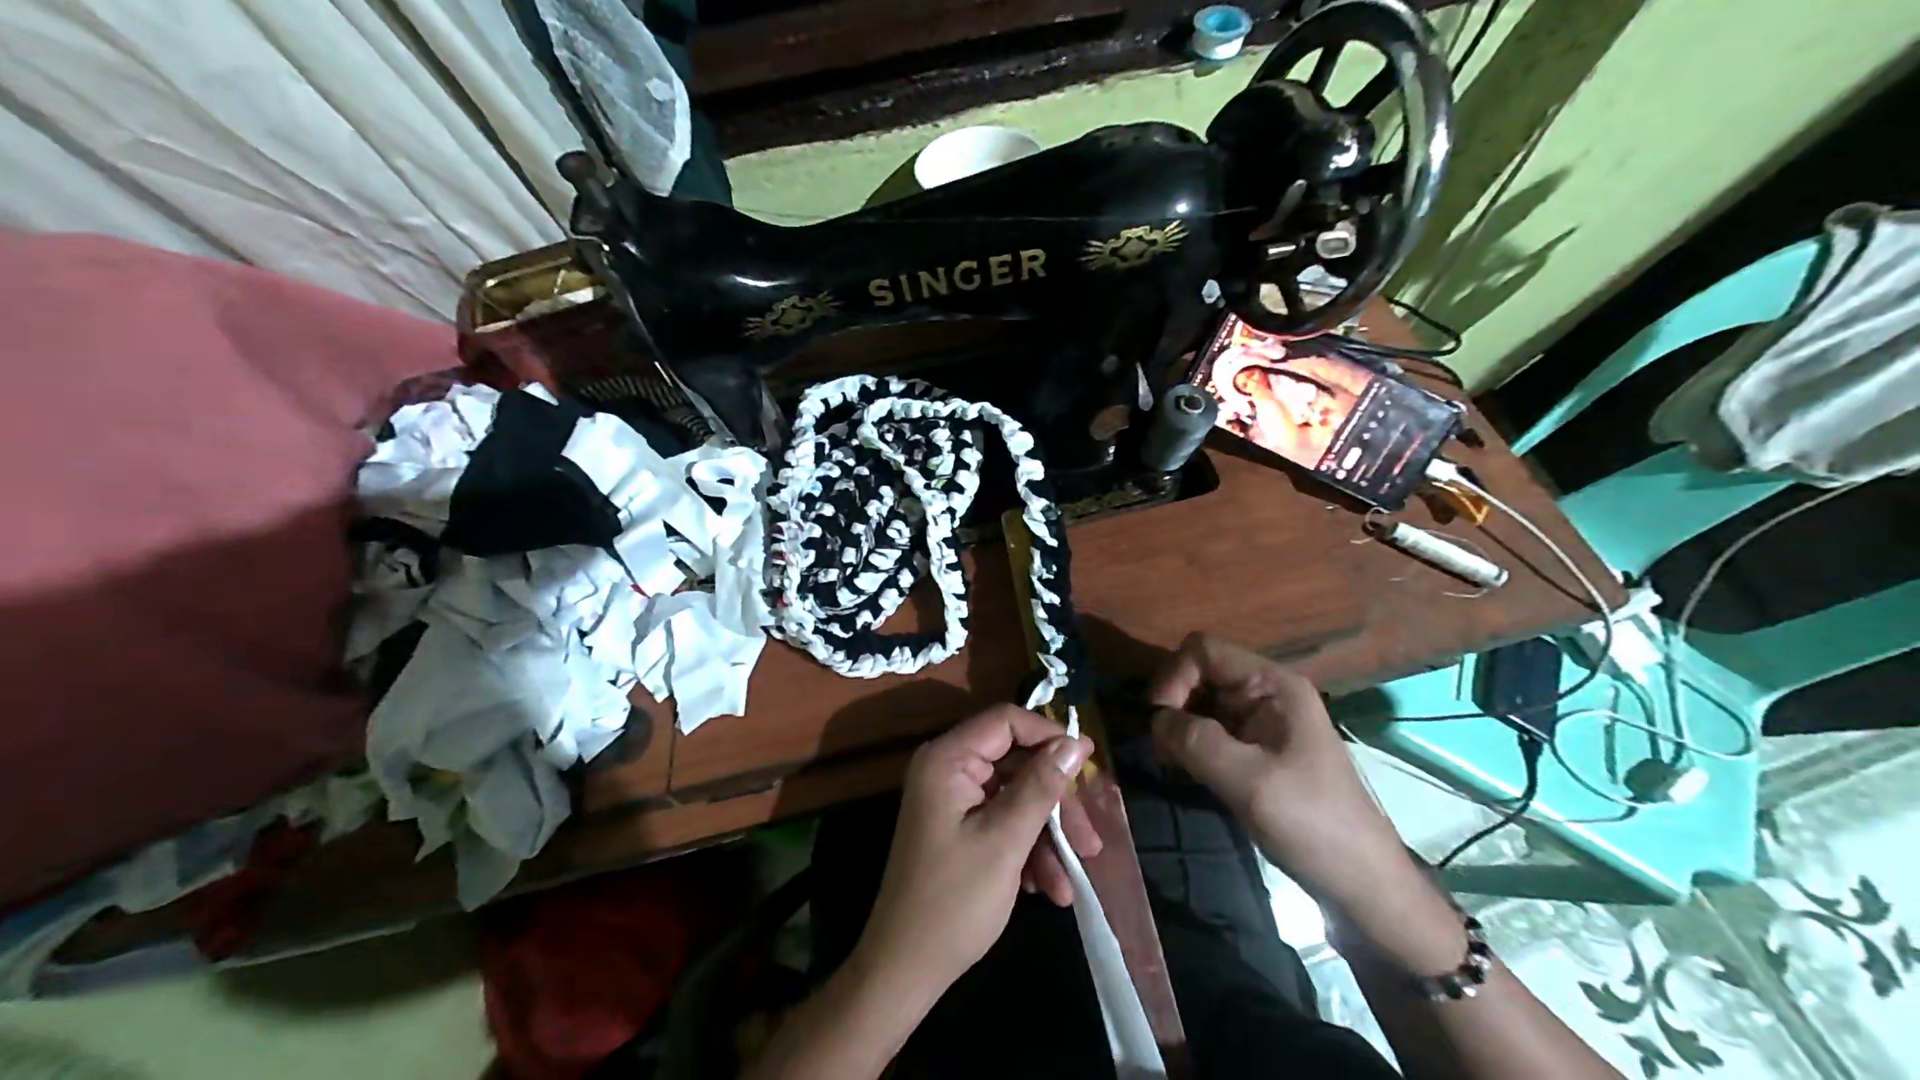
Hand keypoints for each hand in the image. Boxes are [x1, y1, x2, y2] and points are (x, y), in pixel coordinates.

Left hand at [854, 705, 1097, 999]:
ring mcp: (952, 800)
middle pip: (1016, 763)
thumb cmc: (953, 901)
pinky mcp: (958, 827)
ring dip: (1046, 837)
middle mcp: (947, 770)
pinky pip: (1002, 821)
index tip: (1088, 766)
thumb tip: (1075, 742)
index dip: (1049, 737)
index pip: (1006, 721)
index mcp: (948, 760)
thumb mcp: (1005, 840)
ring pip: (1015, 798)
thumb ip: (1041, 785)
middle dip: (1055, 804)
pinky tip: (1045, 889)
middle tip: (1089, 841)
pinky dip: (1027, 850)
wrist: (905, 968)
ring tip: (1068, 883)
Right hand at [1147, 633, 1411, 907]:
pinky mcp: (1254, 749)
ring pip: (1199, 702)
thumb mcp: (1250, 781)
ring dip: (1178, 727)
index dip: (1173, 677)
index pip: (1203, 650)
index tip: (1161, 722)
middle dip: (1173, 704)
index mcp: (1273, 685)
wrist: (1360, 882)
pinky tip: (1187, 771)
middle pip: (1198, 673)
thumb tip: (1155, 720)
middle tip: (1164, 750)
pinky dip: (1189, 745)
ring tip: (1173, 764)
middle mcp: (1265, 693)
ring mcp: (1260, 721)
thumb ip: (1196, 742)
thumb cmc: (1312, 825)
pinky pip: (1208, 730)